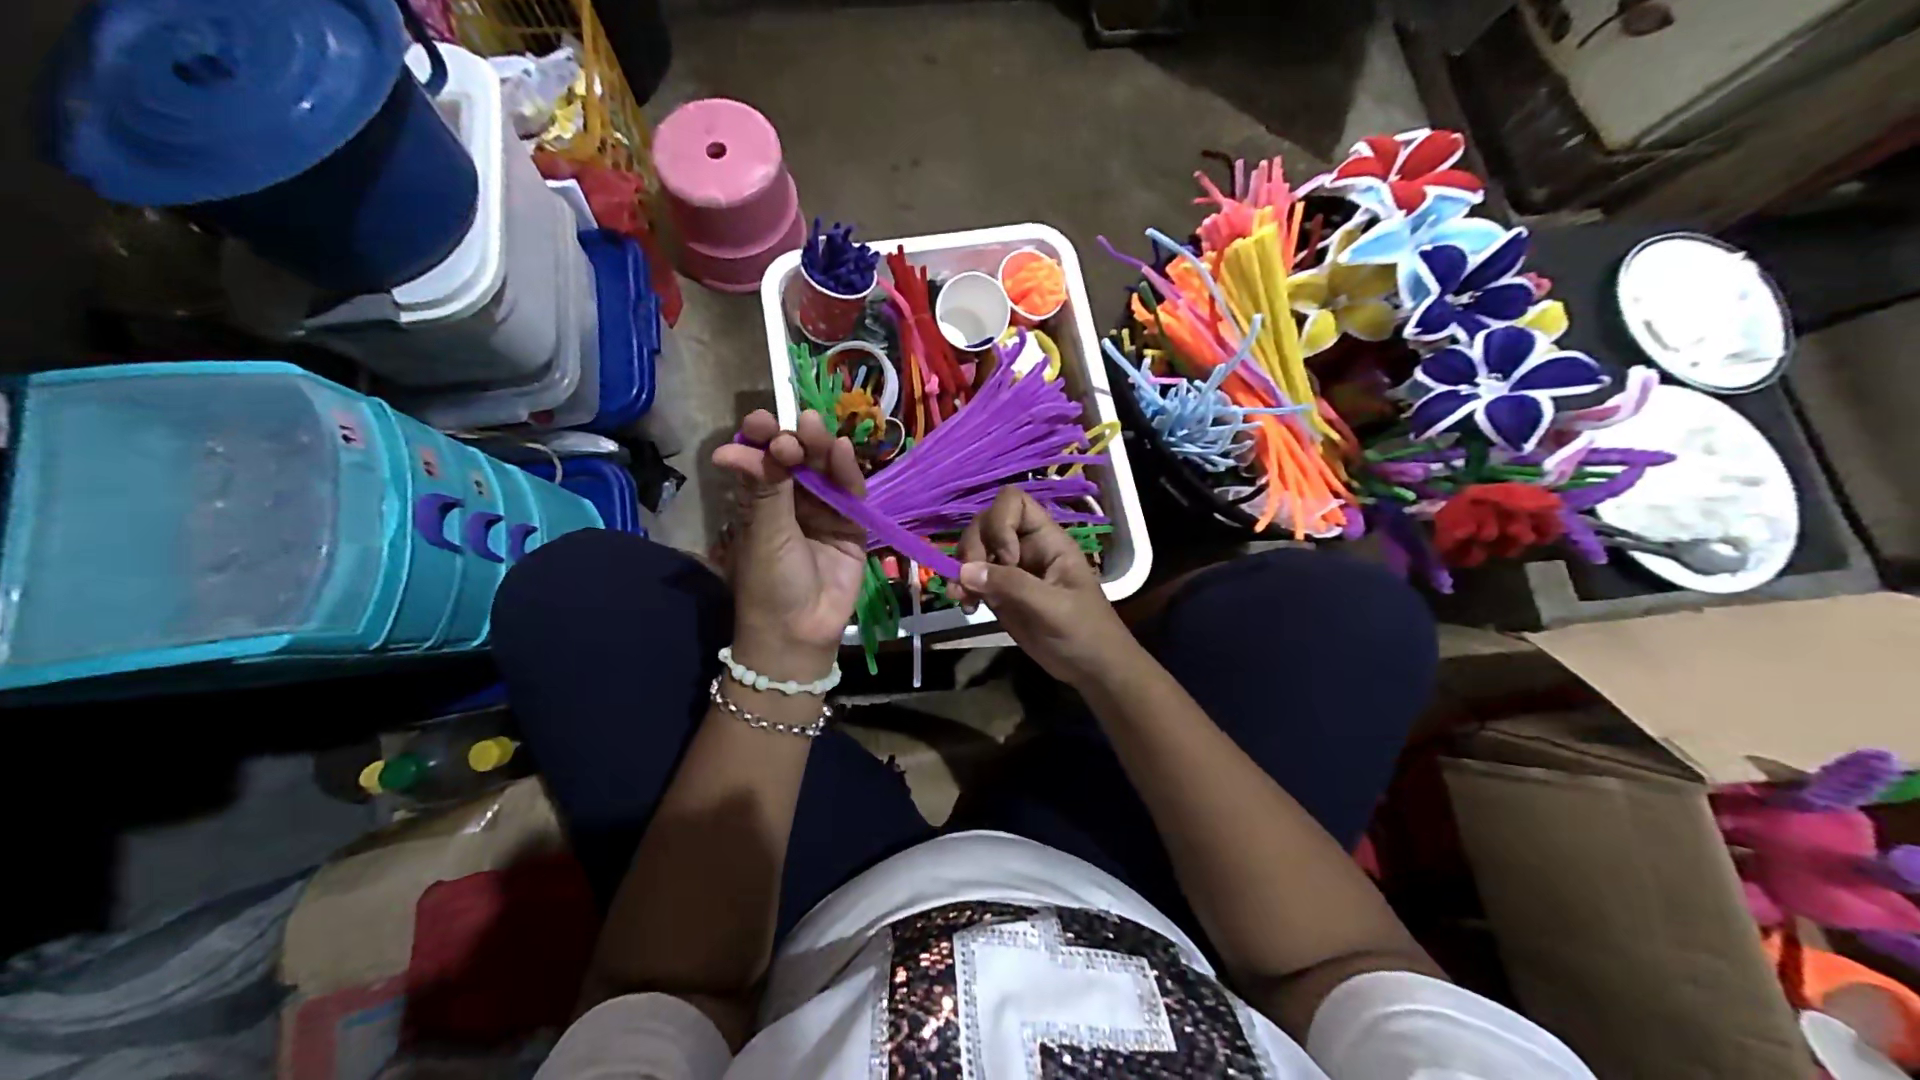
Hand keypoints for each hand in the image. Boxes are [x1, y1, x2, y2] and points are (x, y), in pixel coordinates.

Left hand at [711, 410, 865, 680]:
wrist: (800, 631)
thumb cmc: (770, 583)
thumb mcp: (764, 532)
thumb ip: (767, 486)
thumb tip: (750, 442)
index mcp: (762, 502)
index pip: (763, 460)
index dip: (762, 439)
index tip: (759, 422)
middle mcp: (793, 502)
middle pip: (798, 461)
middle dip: (795, 440)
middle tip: (792, 428)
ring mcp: (824, 513)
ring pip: (825, 472)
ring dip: (821, 449)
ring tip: (815, 430)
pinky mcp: (852, 526)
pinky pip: (850, 494)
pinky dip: (847, 472)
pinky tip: (841, 451)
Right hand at [949, 487, 1137, 689]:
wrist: (1091, 667)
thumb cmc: (1084, 631)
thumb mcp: (1053, 607)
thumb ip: (1011, 585)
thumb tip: (964, 570)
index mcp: (1047, 539)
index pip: (1014, 502)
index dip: (1000, 522)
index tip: (1005, 559)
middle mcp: (1025, 547)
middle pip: (986, 523)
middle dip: (972, 548)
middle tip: (970, 581)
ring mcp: (1011, 569)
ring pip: (975, 549)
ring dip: (961, 568)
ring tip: (962, 598)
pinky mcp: (1000, 592)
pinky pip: (972, 577)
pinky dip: (962, 587)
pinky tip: (966, 606)